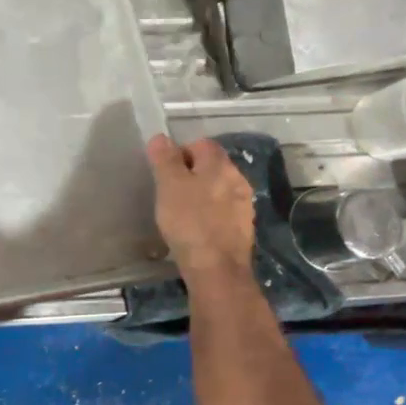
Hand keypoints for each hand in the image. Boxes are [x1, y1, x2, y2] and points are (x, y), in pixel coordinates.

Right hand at [146, 134, 255, 282]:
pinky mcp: (243, 226)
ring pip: (218, 188)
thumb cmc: (189, 221)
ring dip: (201, 194)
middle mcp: (237, 179)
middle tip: (169, 192)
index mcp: (220, 165)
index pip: (200, 144)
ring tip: (181, 212)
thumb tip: (161, 137)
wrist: (216, 267)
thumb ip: (165, 159)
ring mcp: (244, 204)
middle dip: (191, 173)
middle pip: (211, 166)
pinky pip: (223, 209)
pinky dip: (210, 213)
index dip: (180, 152)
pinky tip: (196, 228)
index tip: (164, 172)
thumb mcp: (169, 186)